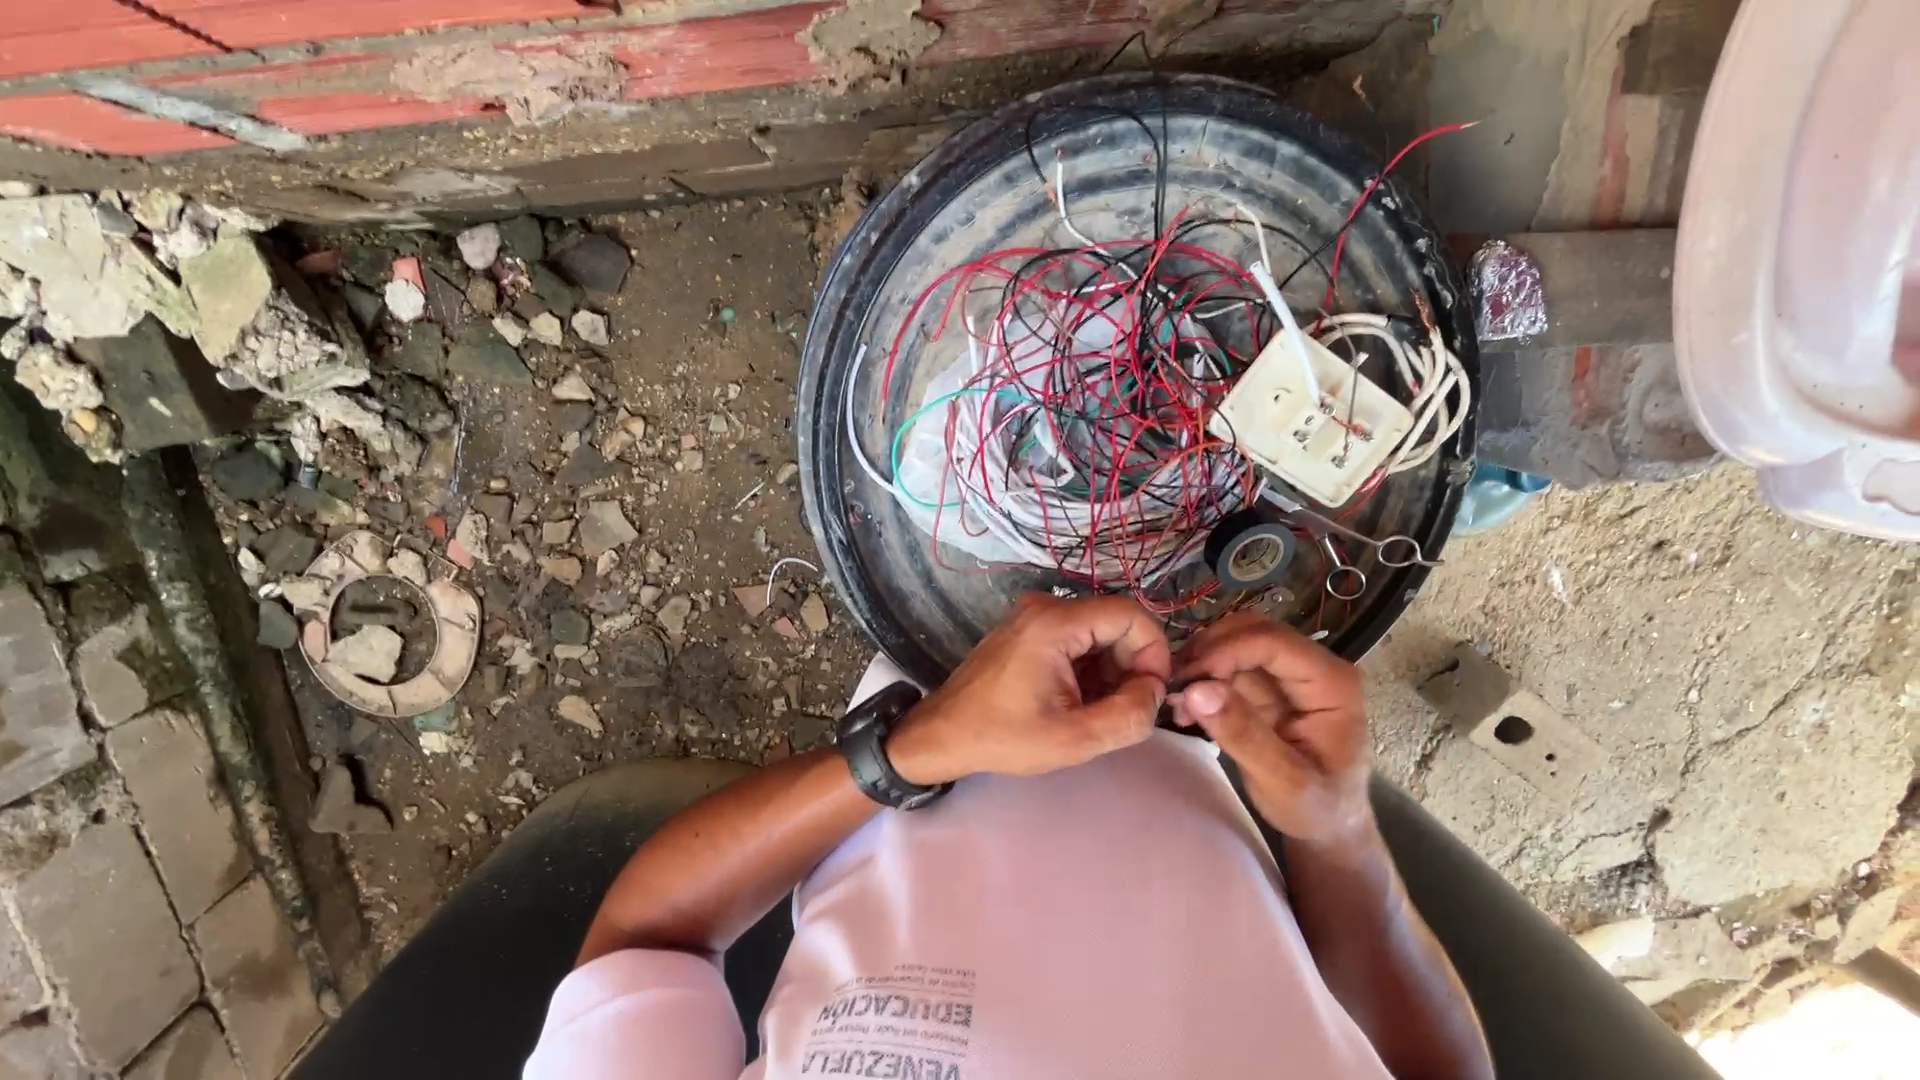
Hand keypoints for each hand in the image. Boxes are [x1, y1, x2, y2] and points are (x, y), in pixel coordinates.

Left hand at [888, 593, 1170, 784]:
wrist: (943, 734)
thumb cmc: (1003, 737)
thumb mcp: (1074, 739)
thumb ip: (1128, 715)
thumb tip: (1156, 690)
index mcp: (1056, 623)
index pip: (1132, 615)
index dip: (1154, 652)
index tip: (1152, 692)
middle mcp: (1046, 606)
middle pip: (1116, 622)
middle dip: (1132, 664)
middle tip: (1126, 708)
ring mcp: (1035, 615)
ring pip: (1099, 632)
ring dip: (1112, 669)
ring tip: (1099, 710)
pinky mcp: (1029, 629)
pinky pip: (1078, 638)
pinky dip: (1090, 668)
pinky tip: (1080, 701)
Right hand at [1170, 614, 1373, 846]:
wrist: (1327, 827)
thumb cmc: (1317, 808)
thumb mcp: (1283, 782)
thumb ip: (1244, 736)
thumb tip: (1197, 690)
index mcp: (1332, 682)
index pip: (1273, 641)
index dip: (1226, 651)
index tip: (1188, 681)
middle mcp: (1313, 666)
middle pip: (1252, 630)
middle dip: (1209, 651)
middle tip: (1177, 688)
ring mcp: (1288, 673)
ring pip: (1235, 640)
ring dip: (1201, 663)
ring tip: (1179, 702)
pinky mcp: (1267, 684)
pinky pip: (1227, 664)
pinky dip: (1202, 678)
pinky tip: (1187, 709)